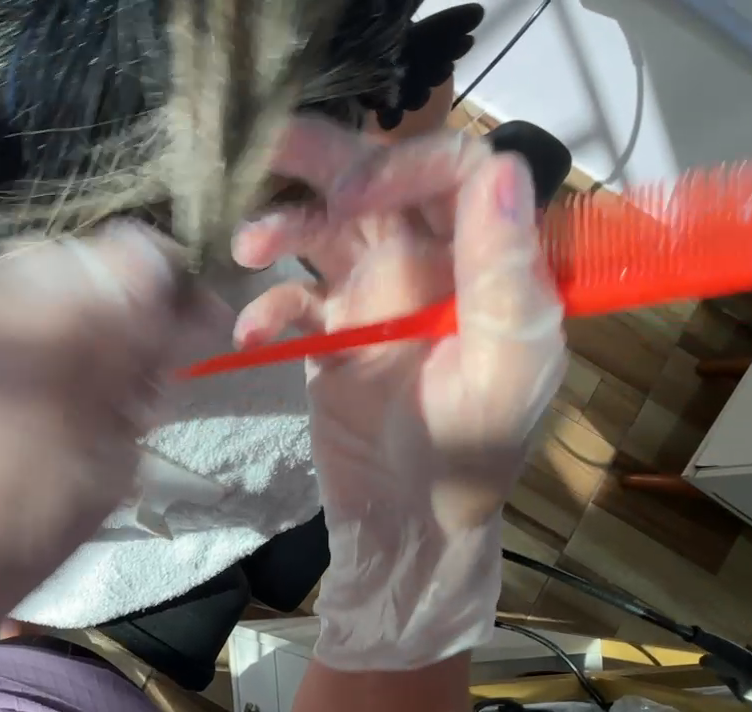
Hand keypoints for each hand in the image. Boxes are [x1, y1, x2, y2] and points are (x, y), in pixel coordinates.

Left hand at [0, 224, 225, 711]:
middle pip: (67, 264)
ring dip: (22, 323)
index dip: (162, 297)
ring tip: (8, 389)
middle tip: (86, 371)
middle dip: (90, 311)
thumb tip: (153, 335)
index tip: (165, 335)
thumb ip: (132, 391)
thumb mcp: (99, 482)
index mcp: (60, 341)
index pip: (138, 264)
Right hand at [234, 116, 564, 670]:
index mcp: (484, 259)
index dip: (402, 164)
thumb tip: (498, 171)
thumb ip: (504, 272)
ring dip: (281, 228)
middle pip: (377, 185)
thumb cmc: (473, 449)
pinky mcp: (326, 338)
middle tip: (270, 154)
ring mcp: (371, 300)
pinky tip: (251, 337)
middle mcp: (428, 264)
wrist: (409, 517)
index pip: (451, 170)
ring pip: (322, 234)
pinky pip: (289, 303)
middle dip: (324, 162)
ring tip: (243, 247)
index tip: (352, 196)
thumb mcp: (508, 365)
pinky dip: (265, 311)